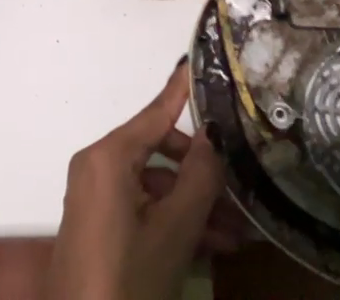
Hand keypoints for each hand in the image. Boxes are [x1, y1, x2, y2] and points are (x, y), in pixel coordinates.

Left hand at [46, 62, 232, 299]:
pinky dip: (174, 221)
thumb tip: (214, 136)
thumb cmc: (128, 277)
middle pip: (159, 151)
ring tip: (238, 233)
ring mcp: (96, 196)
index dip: (180, 92)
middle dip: (201, 172)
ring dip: (195, 205)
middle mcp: (98, 166)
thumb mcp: (175, 231)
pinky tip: (214, 246)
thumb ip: (198, 179)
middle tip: (242, 190)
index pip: (155, 113)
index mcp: (109, 157)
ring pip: (156, 185)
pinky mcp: (99, 224)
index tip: (199, 62)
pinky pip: (143, 208)